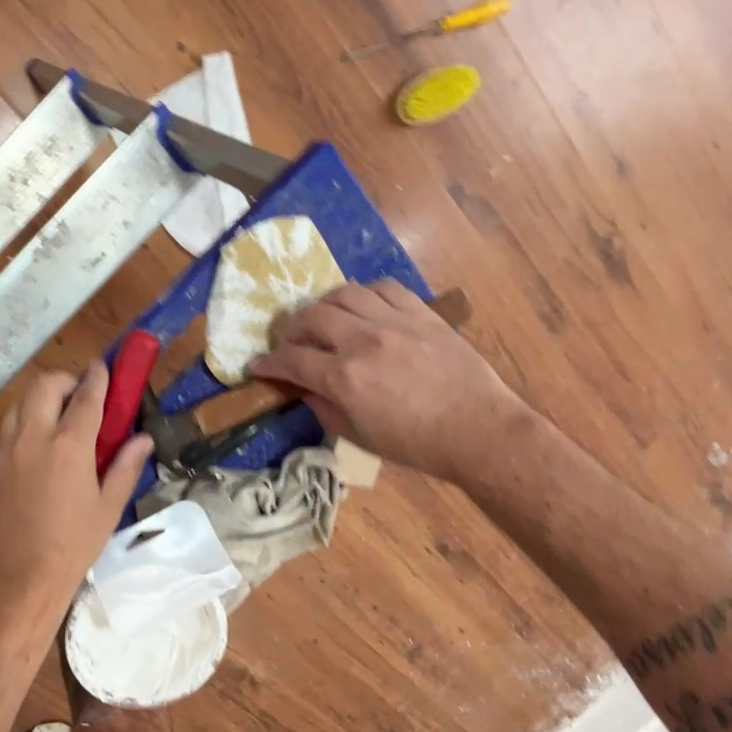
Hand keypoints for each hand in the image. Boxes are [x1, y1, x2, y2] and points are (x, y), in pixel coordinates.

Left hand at [0, 361, 152, 616]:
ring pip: (20, 403)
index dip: (98, 378)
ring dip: (41, 397)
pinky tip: (41, 445)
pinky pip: (10, 429)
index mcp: (69, 446)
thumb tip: (142, 439)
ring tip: (59, 414)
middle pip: (45, 386)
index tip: (104, 368)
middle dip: (66, 380)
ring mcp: (8, 451)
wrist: (21, 577)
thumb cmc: (74, 546)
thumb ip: (125, 467)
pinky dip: (27, 422)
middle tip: (82, 393)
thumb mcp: (109, 508)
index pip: (86, 397)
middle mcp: (34, 438)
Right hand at [250, 280, 533, 480]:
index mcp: (344, 377)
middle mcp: (363, 341)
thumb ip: (326, 409)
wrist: (475, 429)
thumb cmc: (414, 444)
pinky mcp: (420, 313)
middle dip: (292, 330)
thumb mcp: (359, 436)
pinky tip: (362, 307)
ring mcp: (394, 321)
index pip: (292, 360)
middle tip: (290, 343)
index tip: (256, 364)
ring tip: (322, 319)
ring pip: (344, 294)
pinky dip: (364, 294)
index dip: (268, 362)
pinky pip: (383, 288)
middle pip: (311, 317)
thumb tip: (307, 390)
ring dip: (324, 305)